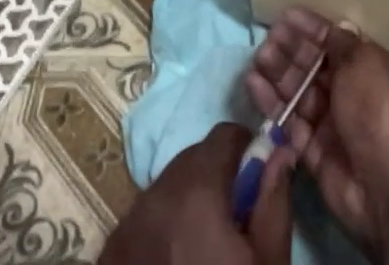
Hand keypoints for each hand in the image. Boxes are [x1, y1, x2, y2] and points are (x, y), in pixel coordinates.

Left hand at [99, 123, 293, 264]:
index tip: (258, 179)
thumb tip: (280, 152)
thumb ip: (274, 200)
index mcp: (196, 193)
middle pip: (192, 158)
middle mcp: (154, 196)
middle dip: (219, 174)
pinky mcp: (109, 251)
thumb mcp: (268, 263)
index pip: (223, 136)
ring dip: (191, 198)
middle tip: (238, 218)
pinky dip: (164, 222)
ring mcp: (126, 224)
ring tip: (207, 244)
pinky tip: (177, 261)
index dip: (247, 149)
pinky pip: (143, 215)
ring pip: (166, 185)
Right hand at [246, 8, 388, 250]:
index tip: (286, 16)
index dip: (313, 28)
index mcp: (378, 71)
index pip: (340, 43)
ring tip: (258, 59)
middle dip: (293, 50)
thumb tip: (333, 29)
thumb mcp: (367, 63)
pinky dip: (273, 103)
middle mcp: (358, 96)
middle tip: (267, 38)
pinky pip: (291, 122)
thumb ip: (343, 45)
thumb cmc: (382, 111)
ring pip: (301, 94)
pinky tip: (254, 84)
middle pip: (318, 67)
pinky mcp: (316, 153)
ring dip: (279, 74)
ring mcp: (336, 126)